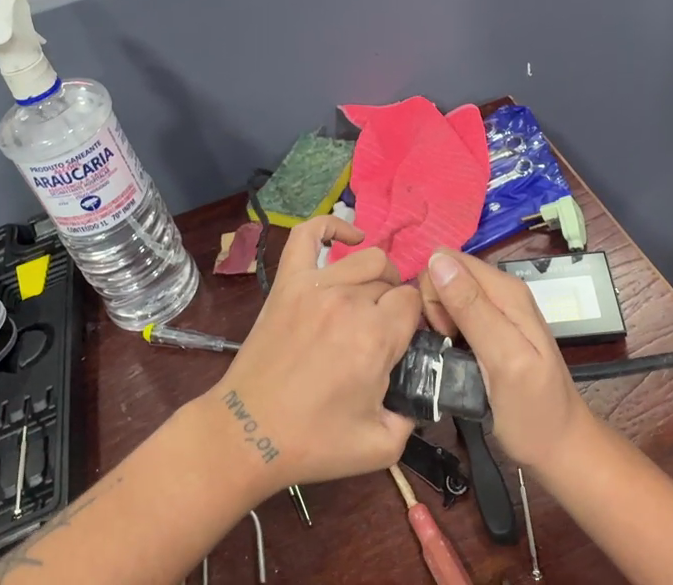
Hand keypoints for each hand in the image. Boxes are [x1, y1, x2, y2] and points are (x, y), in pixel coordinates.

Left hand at [199, 217, 422, 497]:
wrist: (248, 433)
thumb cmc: (313, 442)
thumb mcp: (382, 445)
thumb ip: (415, 412)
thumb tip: (424, 386)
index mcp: (376, 337)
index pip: (414, 303)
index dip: (415, 321)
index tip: (404, 342)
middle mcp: (349, 302)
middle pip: (391, 281)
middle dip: (397, 302)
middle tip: (385, 331)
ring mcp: (315, 286)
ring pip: (366, 258)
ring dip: (378, 275)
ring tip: (372, 298)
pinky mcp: (287, 283)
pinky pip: (310, 235)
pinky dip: (333, 226)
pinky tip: (350, 237)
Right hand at [421, 248, 592, 470]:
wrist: (560, 446)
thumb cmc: (533, 410)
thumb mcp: (504, 360)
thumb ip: (472, 308)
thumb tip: (437, 259)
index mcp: (505, 289)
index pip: (447, 260)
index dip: (436, 293)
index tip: (446, 331)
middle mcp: (500, 291)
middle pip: (444, 274)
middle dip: (435, 307)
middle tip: (450, 345)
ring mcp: (495, 310)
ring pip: (445, 294)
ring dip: (437, 322)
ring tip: (454, 355)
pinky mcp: (487, 329)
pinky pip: (452, 314)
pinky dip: (444, 332)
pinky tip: (455, 357)